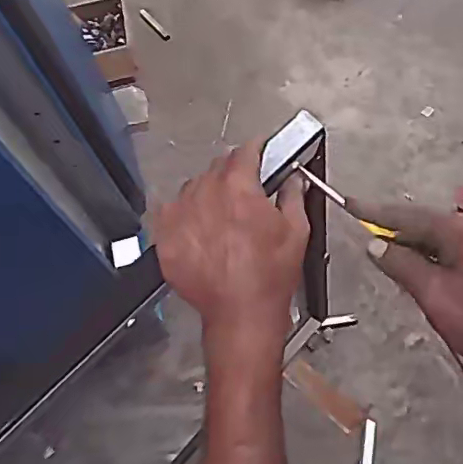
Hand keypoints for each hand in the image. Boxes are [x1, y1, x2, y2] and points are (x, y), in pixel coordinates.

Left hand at [152, 143, 308, 370]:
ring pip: (194, 186)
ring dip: (208, 191)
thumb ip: (293, 196)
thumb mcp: (296, 231)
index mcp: (239, 189)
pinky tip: (199, 227)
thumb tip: (293, 180)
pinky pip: (171, 210)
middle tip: (245, 189)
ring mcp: (182, 216)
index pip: (244, 152)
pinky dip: (185, 212)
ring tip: (222, 213)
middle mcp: (206, 196)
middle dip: (233, 172)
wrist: (241, 314)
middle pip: (218, 167)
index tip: (258, 151)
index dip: (255, 149)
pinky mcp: (166, 237)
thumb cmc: (269, 276)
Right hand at [354, 201, 462, 388]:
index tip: (351, 204)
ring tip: (389, 259)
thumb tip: (376, 245)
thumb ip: (402, 265)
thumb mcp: (434, 294)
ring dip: (414, 248)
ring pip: (440, 240)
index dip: (375, 212)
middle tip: (367, 237)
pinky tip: (423, 275)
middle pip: (425, 223)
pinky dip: (433, 259)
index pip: (407, 214)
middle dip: (394, 231)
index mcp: (460, 229)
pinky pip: (454, 253)